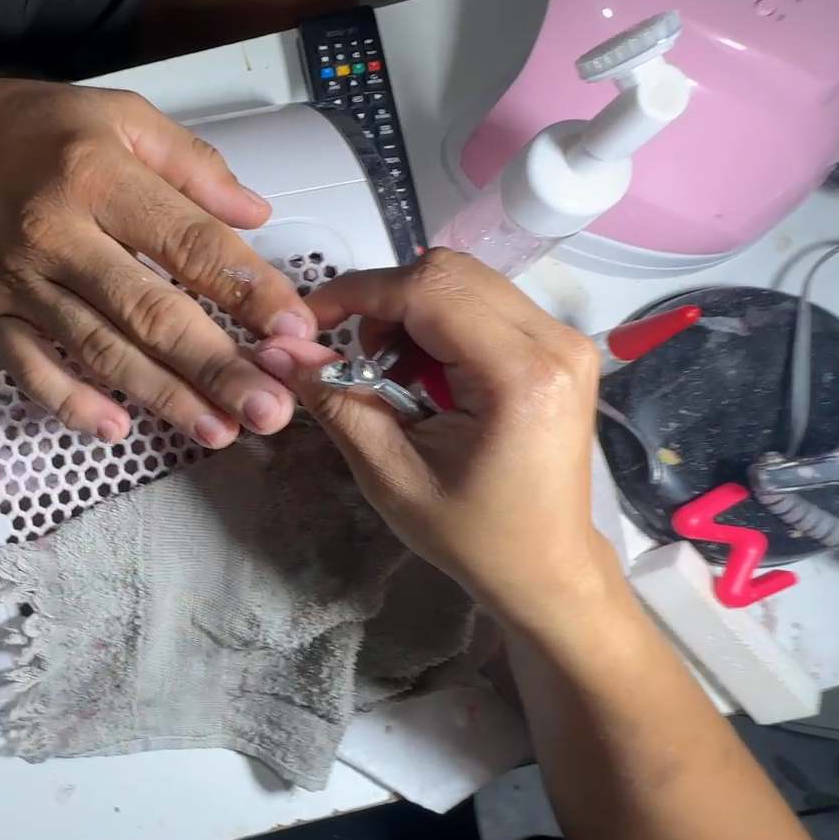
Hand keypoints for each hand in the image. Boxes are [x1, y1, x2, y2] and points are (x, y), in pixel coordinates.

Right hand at [0, 76, 312, 447]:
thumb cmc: (35, 126)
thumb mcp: (120, 114)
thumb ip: (193, 165)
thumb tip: (257, 215)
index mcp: (98, 176)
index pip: (189, 242)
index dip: (247, 290)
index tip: (294, 332)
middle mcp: (57, 234)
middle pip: (148, 312)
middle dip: (215, 366)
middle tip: (269, 409)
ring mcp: (19, 281)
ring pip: (98, 350)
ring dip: (161, 396)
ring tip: (218, 430)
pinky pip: (30, 368)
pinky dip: (71, 403)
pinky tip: (117, 429)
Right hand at [251, 250, 616, 621]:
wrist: (545, 566)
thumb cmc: (470, 534)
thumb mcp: (387, 474)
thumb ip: (334, 402)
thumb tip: (275, 350)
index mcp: (518, 376)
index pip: (427, 290)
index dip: (356, 294)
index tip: (308, 324)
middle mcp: (555, 341)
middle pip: (447, 272)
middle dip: (381, 301)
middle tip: (353, 356)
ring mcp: (564, 339)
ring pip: (464, 281)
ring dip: (408, 313)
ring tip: (388, 373)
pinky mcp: (557, 347)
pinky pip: (482, 303)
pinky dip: (435, 324)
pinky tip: (422, 376)